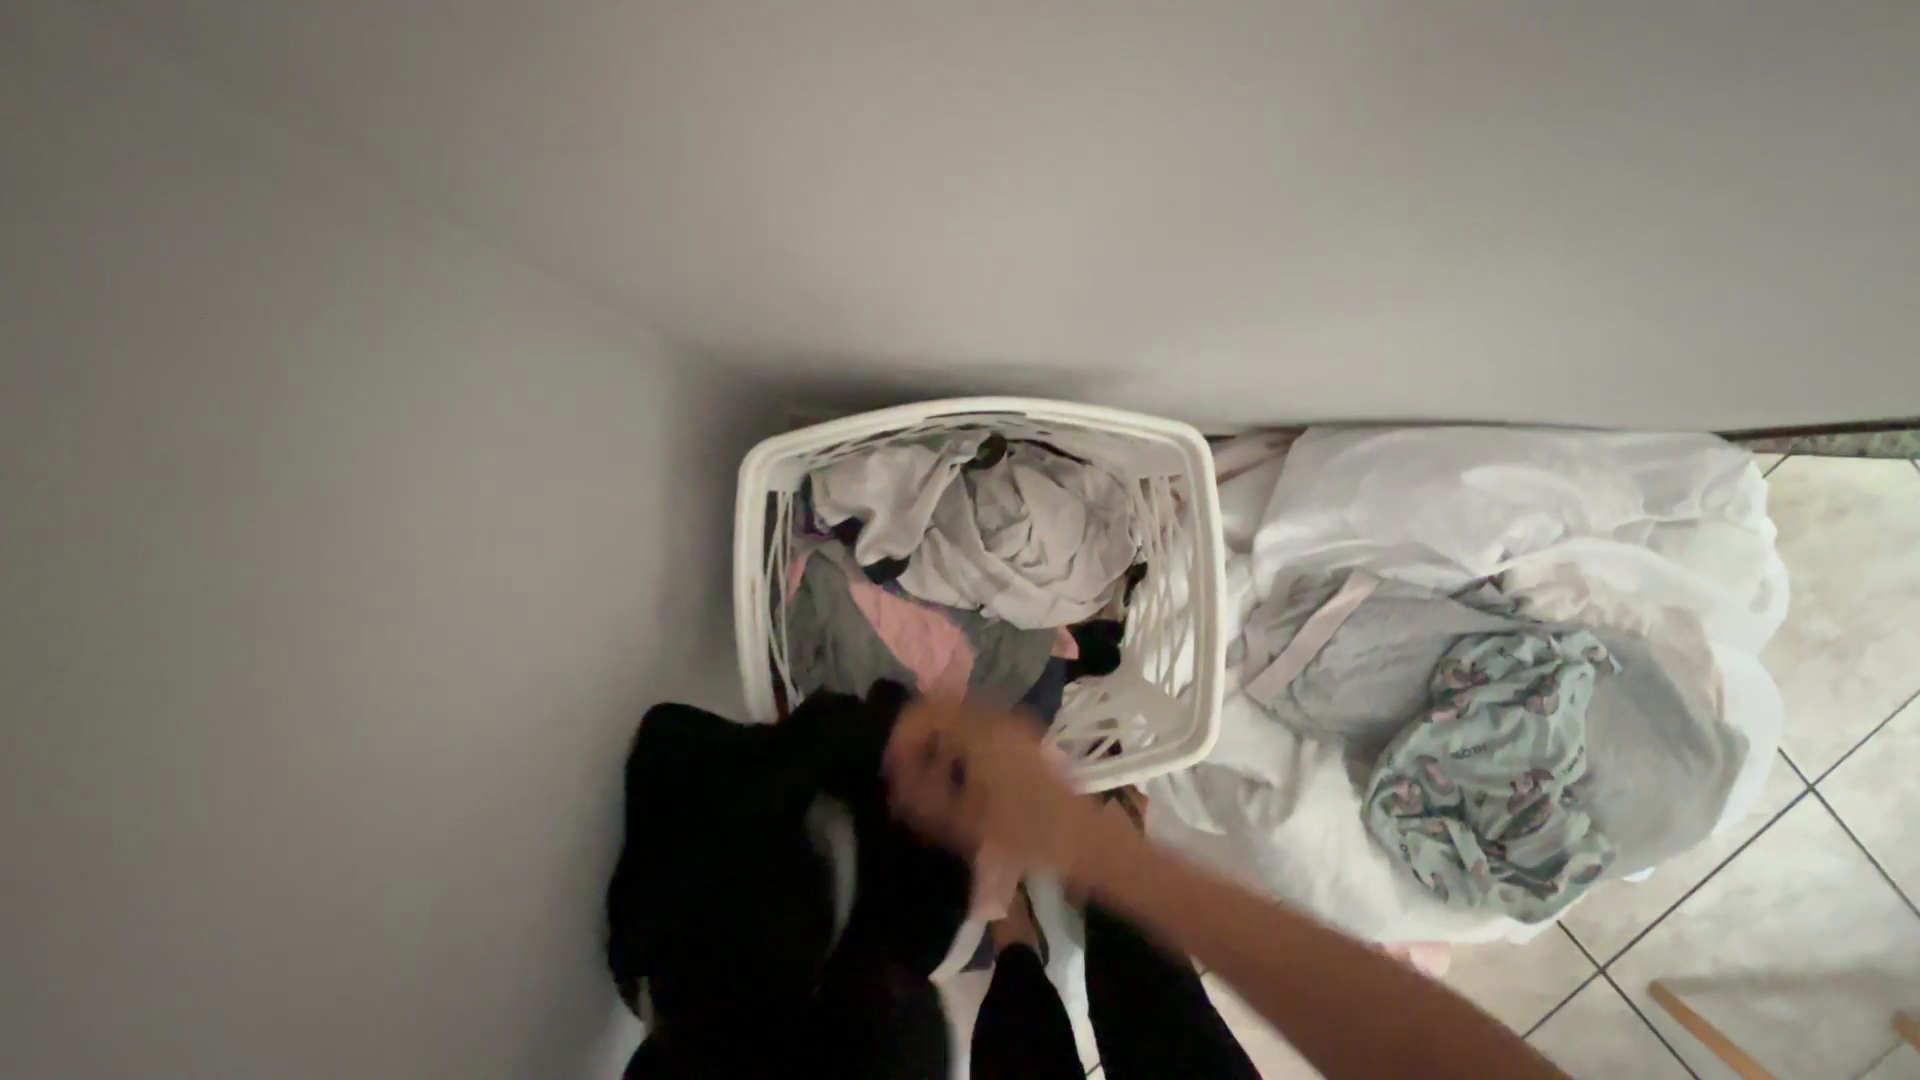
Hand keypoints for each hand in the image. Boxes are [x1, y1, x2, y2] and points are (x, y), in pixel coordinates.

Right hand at [883, 700, 1118, 878]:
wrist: (1088, 840)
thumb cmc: (1027, 832)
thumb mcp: (965, 822)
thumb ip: (923, 799)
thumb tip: (896, 785)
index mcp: (980, 729)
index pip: (925, 709)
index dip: (901, 736)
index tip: (891, 770)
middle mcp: (996, 716)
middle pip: (942, 710)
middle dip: (919, 740)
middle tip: (907, 778)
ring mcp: (1013, 726)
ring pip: (960, 720)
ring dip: (939, 745)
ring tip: (931, 786)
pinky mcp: (1023, 739)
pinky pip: (979, 730)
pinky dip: (960, 749)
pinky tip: (960, 783)